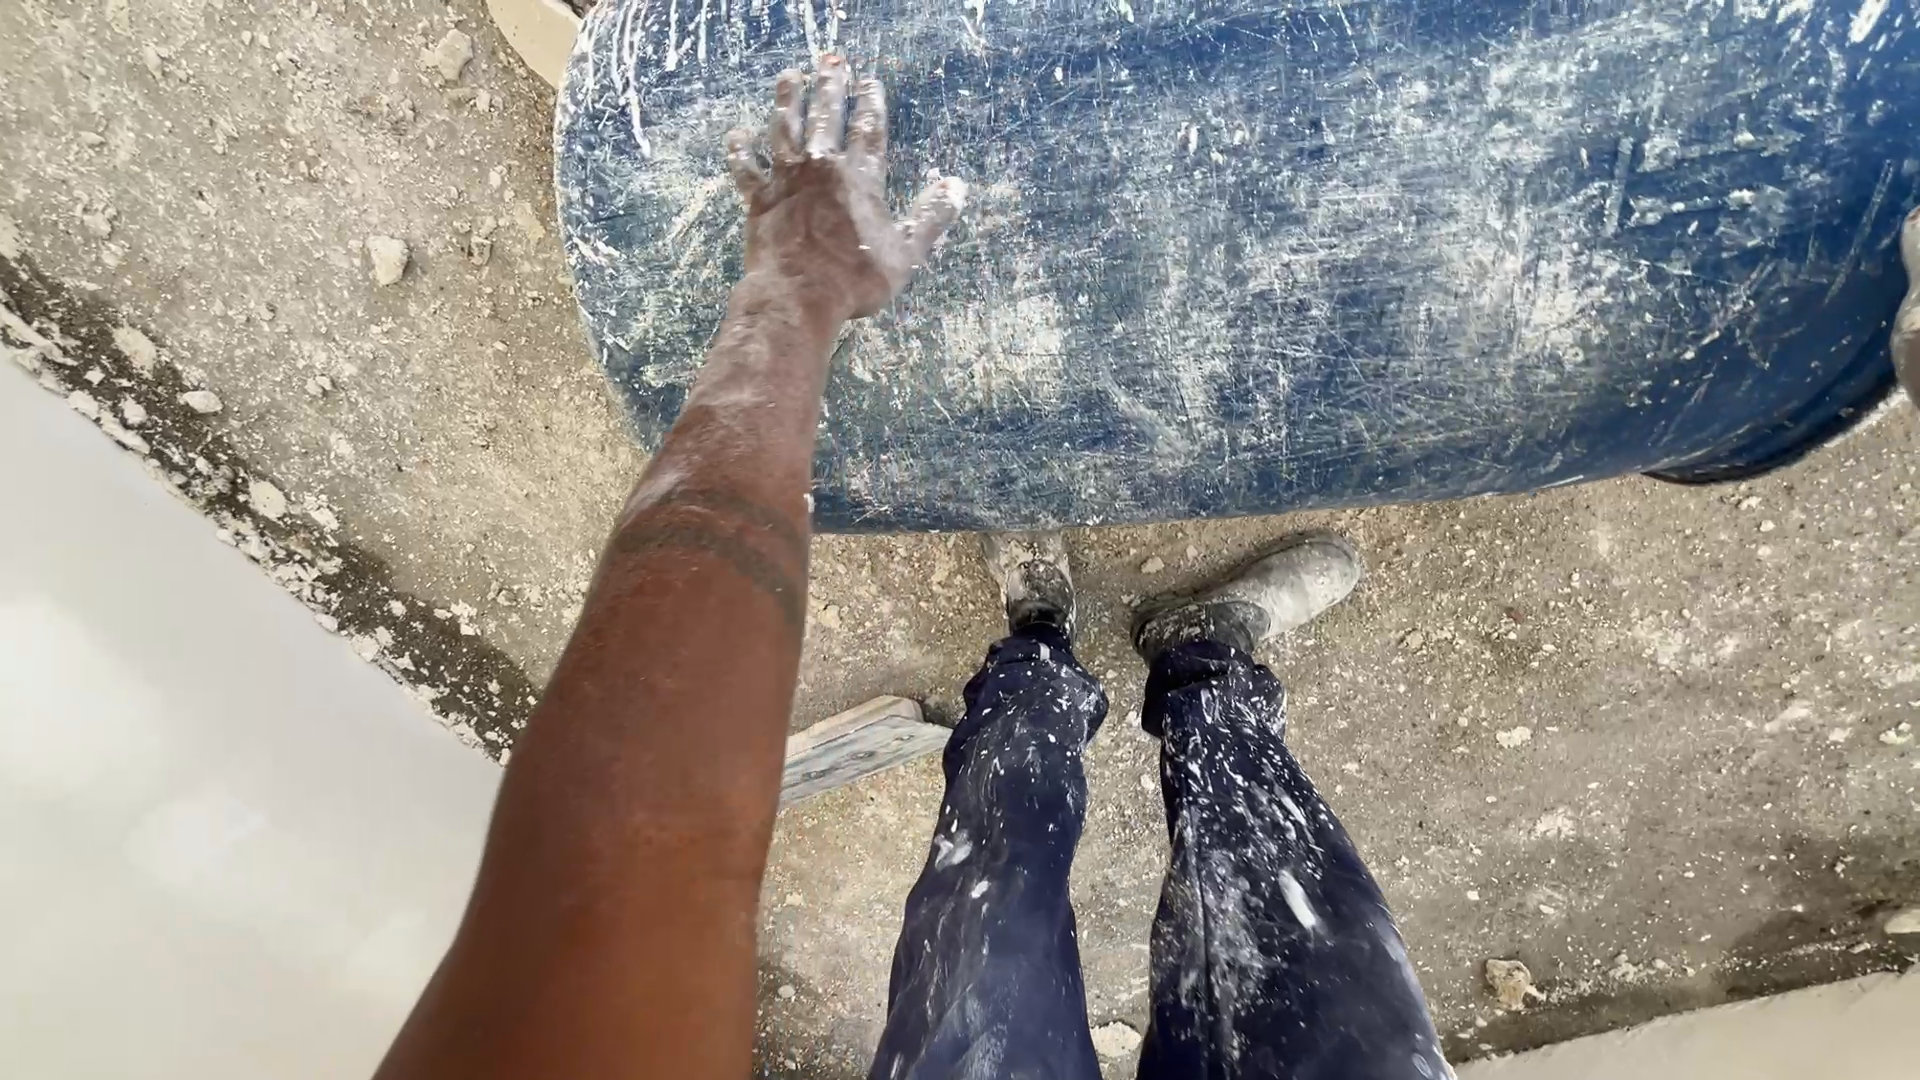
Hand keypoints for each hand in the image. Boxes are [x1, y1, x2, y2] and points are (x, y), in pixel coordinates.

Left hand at [724, 59, 967, 321]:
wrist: (799, 295)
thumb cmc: (856, 279)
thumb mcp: (906, 254)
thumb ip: (930, 218)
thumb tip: (957, 188)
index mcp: (859, 178)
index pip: (868, 130)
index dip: (870, 103)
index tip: (870, 82)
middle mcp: (822, 167)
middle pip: (825, 116)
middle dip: (830, 86)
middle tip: (831, 62)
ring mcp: (787, 180)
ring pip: (784, 127)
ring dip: (787, 99)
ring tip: (789, 77)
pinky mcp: (759, 198)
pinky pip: (745, 167)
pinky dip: (740, 150)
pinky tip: (738, 135)